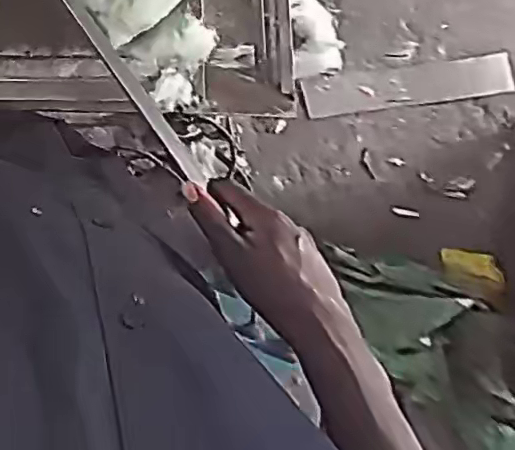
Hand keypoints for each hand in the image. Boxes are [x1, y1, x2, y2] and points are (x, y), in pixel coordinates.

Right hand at [184, 178, 348, 326]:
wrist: (322, 329)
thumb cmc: (274, 292)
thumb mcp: (230, 253)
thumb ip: (208, 217)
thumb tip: (192, 189)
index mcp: (264, 213)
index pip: (226, 186)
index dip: (209, 198)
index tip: (205, 217)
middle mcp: (286, 220)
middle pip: (247, 207)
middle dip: (232, 221)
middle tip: (225, 249)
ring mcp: (303, 240)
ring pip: (266, 228)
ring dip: (253, 238)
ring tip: (248, 267)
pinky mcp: (315, 260)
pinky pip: (284, 246)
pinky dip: (273, 255)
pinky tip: (271, 278)